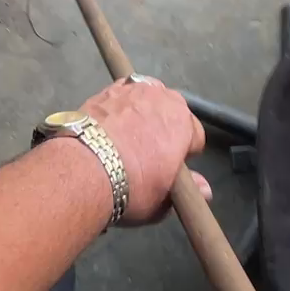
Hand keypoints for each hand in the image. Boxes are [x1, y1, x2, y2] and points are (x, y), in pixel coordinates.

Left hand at [77, 76, 207, 224]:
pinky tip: (110, 124)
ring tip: (129, 135)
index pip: (195, 134)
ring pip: (147, 96)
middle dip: (166, 126)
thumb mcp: (162, 202)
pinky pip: (121, 93)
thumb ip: (187, 191)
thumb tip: (204, 189)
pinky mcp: (105, 90)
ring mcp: (131, 89)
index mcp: (182, 123)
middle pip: (172, 109)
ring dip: (144, 111)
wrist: (85, 169)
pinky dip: (120, 105)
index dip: (185, 152)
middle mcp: (161, 98)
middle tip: (151, 152)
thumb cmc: (131, 187)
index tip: (173, 166)